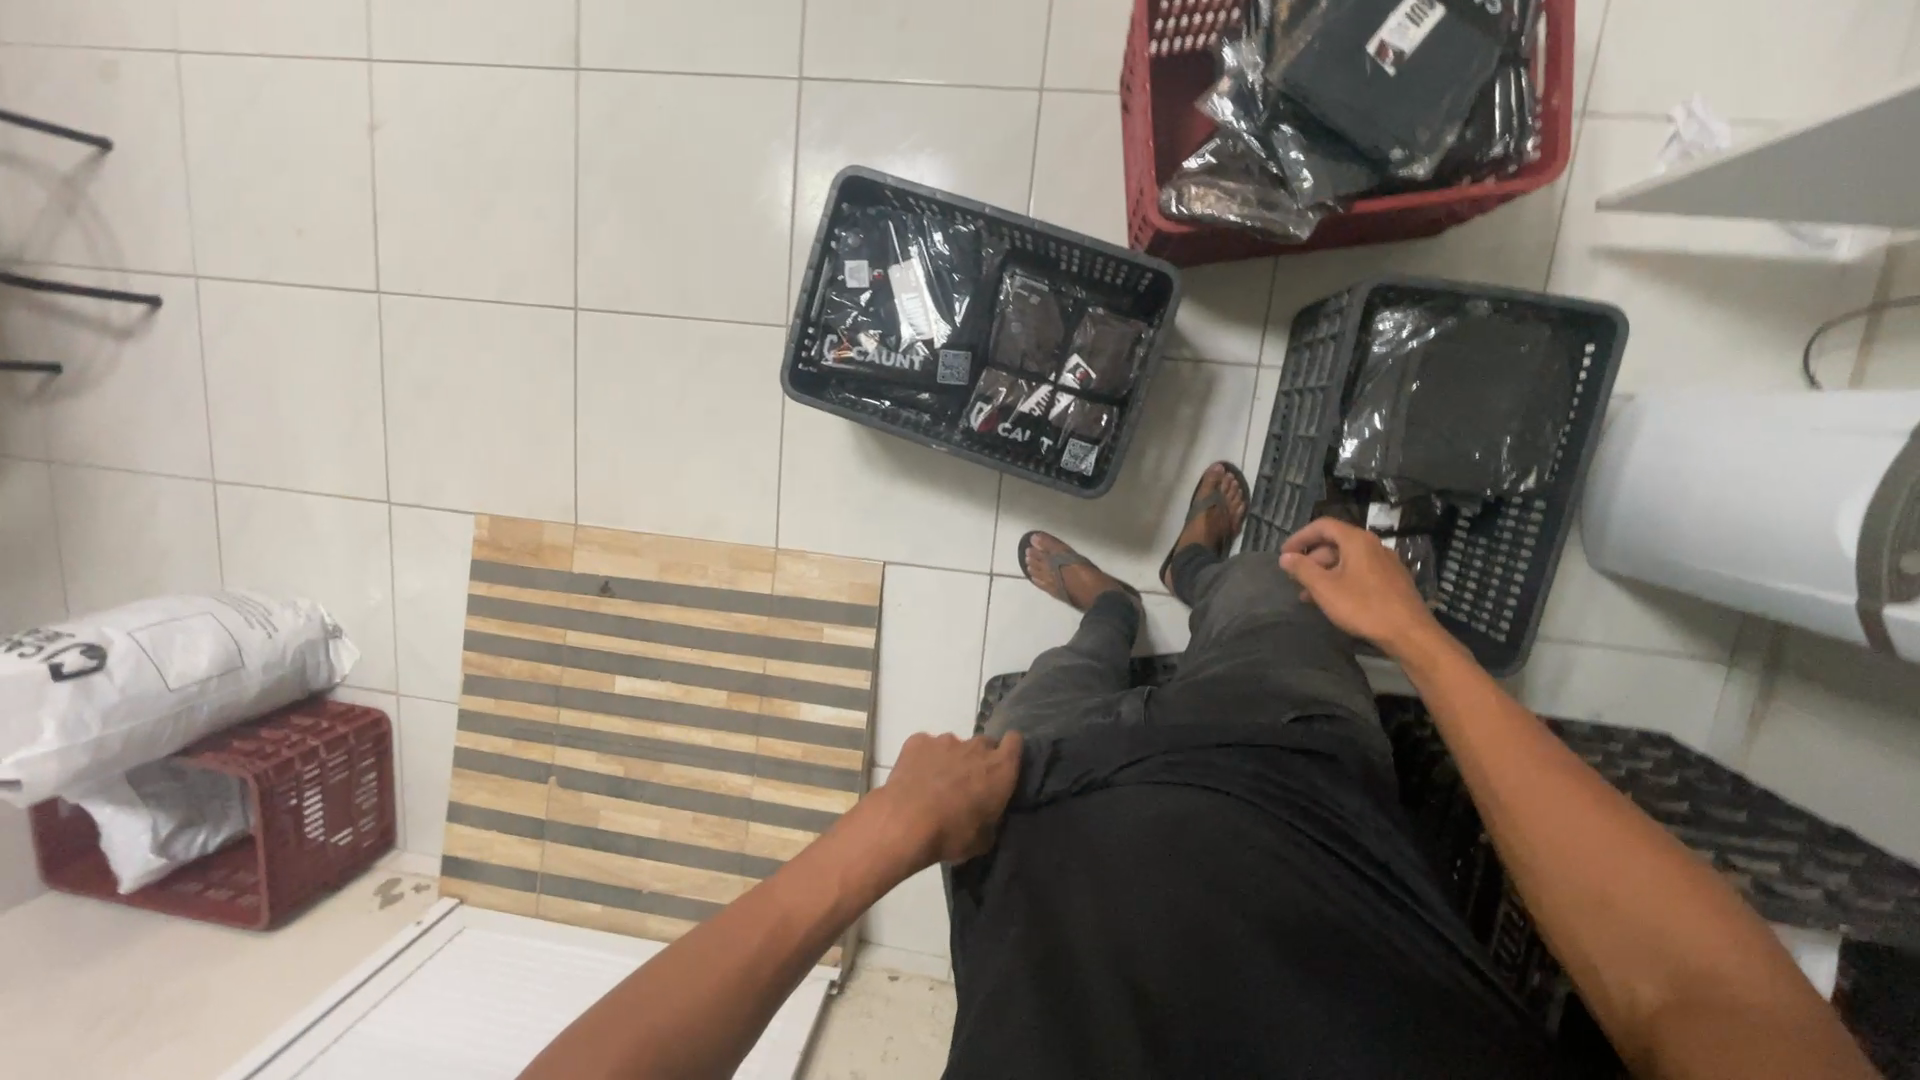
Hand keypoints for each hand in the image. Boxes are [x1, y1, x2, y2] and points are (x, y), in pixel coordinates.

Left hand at [867, 732, 1022, 869]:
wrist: (905, 823)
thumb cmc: (952, 835)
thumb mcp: (984, 839)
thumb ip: (992, 817)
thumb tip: (987, 814)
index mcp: (1000, 769)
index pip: (1015, 742)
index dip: (1009, 751)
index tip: (1002, 767)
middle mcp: (976, 747)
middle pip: (984, 744)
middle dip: (978, 760)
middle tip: (966, 784)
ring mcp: (945, 740)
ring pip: (954, 745)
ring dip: (950, 760)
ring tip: (935, 785)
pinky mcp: (918, 741)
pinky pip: (926, 746)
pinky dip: (923, 758)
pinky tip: (915, 778)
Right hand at [1280, 517, 1440, 655]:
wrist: (1409, 633)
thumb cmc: (1363, 606)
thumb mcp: (1324, 588)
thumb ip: (1302, 569)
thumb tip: (1285, 557)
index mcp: (1357, 541)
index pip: (1323, 526)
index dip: (1300, 537)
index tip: (1284, 554)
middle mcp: (1373, 545)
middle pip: (1335, 542)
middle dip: (1311, 558)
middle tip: (1295, 577)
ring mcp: (1386, 562)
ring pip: (1347, 559)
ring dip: (1325, 572)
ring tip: (1309, 594)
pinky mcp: (1392, 579)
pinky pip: (1360, 571)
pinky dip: (1342, 579)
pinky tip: (1334, 599)